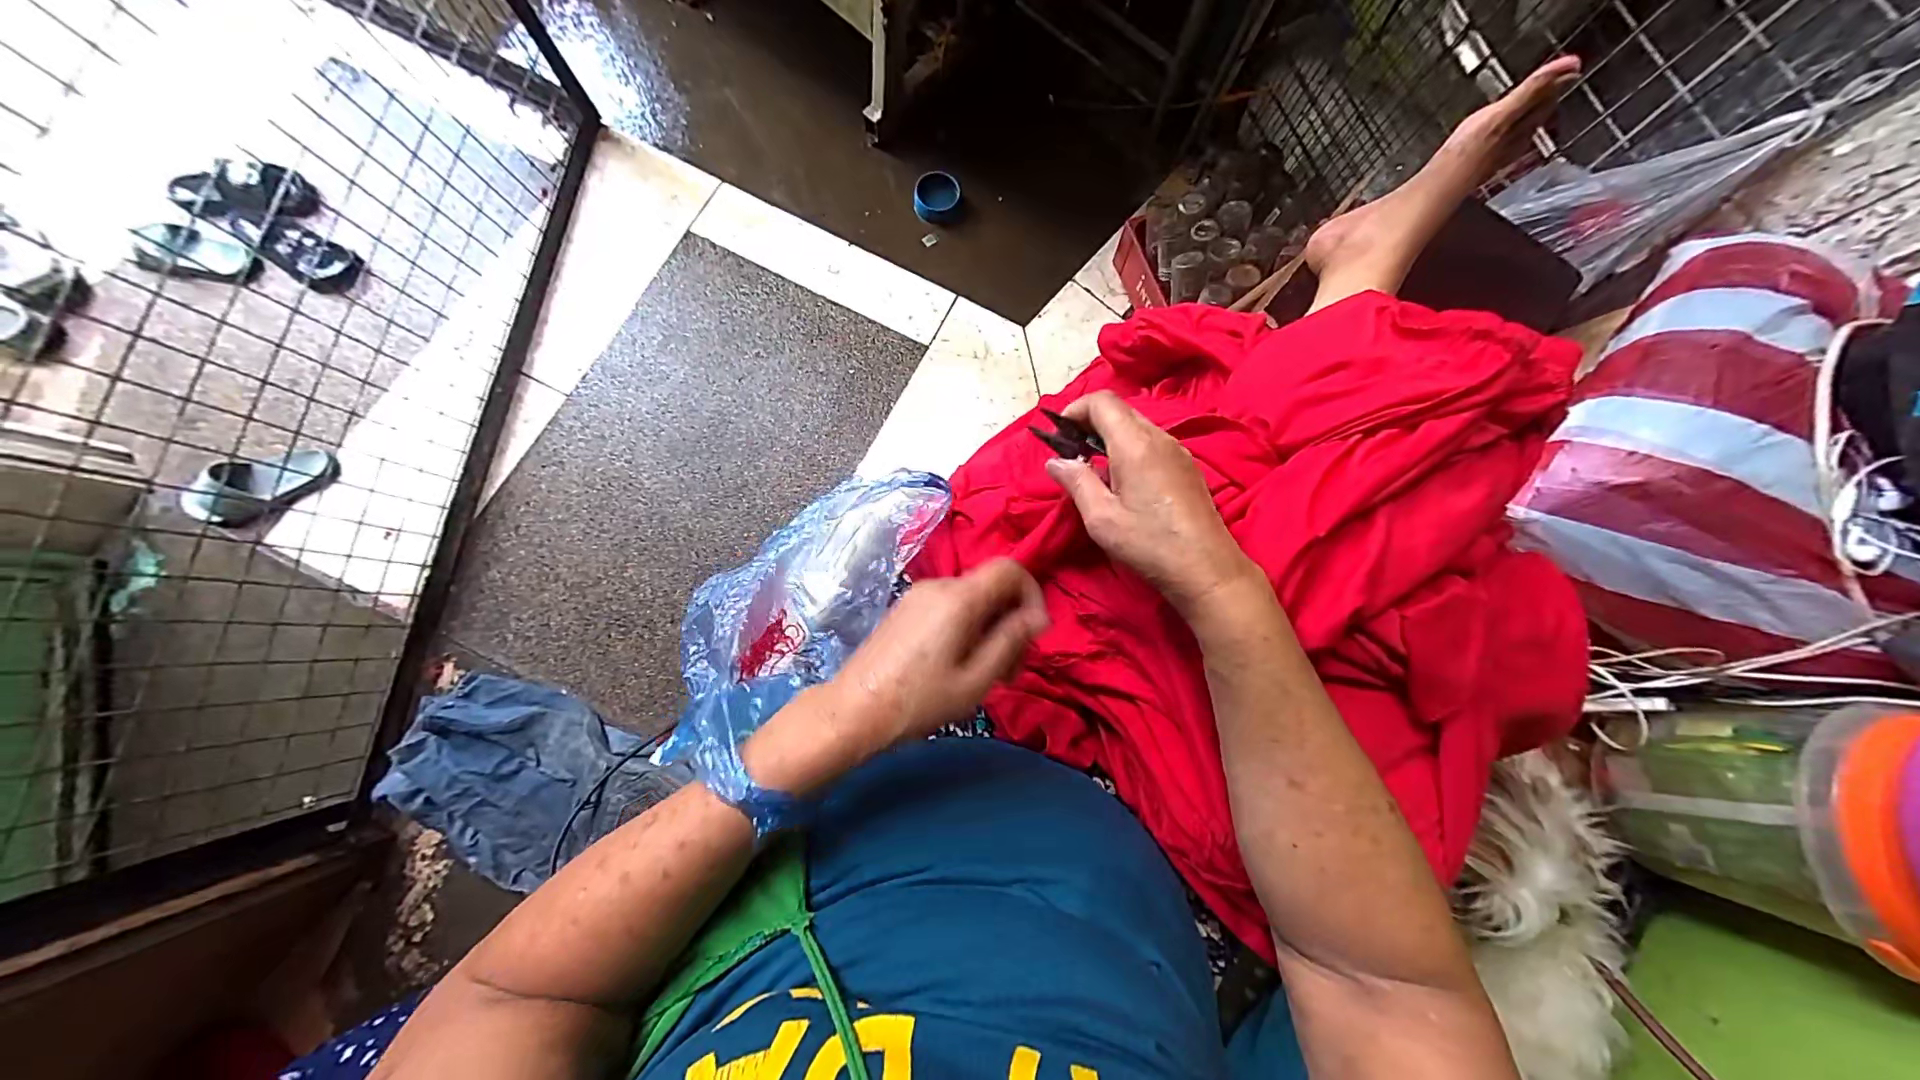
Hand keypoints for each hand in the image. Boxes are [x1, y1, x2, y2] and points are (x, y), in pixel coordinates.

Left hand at [752, 559, 1045, 783]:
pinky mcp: (906, 609)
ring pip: (973, 600)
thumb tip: (1037, 616)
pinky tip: (960, 666)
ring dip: (990, 630)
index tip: (1034, 633)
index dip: (1032, 594)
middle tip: (1010, 670)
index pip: (1010, 568)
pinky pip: (951, 608)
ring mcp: (919, 595)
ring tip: (986, 675)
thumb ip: (1011, 641)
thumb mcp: (976, 680)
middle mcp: (938, 586)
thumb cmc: (919, 700)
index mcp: (959, 599)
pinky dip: (968, 629)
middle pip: (992, 588)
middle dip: (1011, 622)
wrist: (854, 710)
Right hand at [1046, 391, 1259, 613]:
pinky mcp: (1186, 467)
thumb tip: (1056, 461)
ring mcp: (1177, 451)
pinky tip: (1121, 481)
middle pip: (1120, 410)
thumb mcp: (1101, 517)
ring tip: (1092, 469)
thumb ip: (1076, 482)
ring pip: (1136, 426)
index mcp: (1135, 444)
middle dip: (1089, 423)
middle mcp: (1159, 438)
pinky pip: (1151, 443)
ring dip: (1109, 437)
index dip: (1075, 409)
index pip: (1102, 402)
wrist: (1206, 568)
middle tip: (1070, 452)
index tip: (1058, 434)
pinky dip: (1128, 449)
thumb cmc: (1150, 544)